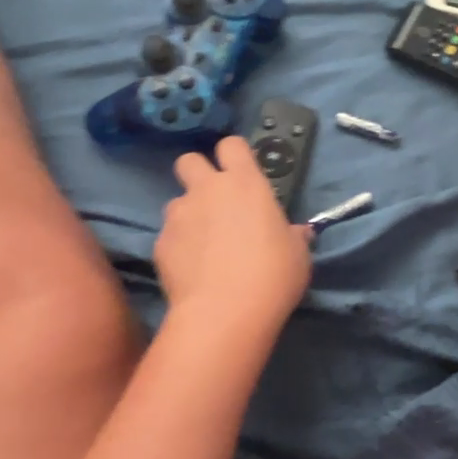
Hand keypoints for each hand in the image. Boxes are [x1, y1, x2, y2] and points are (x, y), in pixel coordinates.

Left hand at [155, 136, 312, 326]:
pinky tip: (191, 270)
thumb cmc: (272, 276)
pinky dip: (178, 247)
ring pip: (175, 202)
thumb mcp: (297, 254)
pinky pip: (168, 236)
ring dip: (188, 215)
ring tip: (202, 245)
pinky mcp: (159, 243)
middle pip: (189, 160)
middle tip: (213, 201)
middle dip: (197, 174)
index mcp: (245, 183)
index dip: (234, 156)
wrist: (224, 313)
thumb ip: (293, 235)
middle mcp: (207, 189)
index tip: (241, 175)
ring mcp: (179, 215)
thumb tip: (297, 232)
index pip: (231, 145)